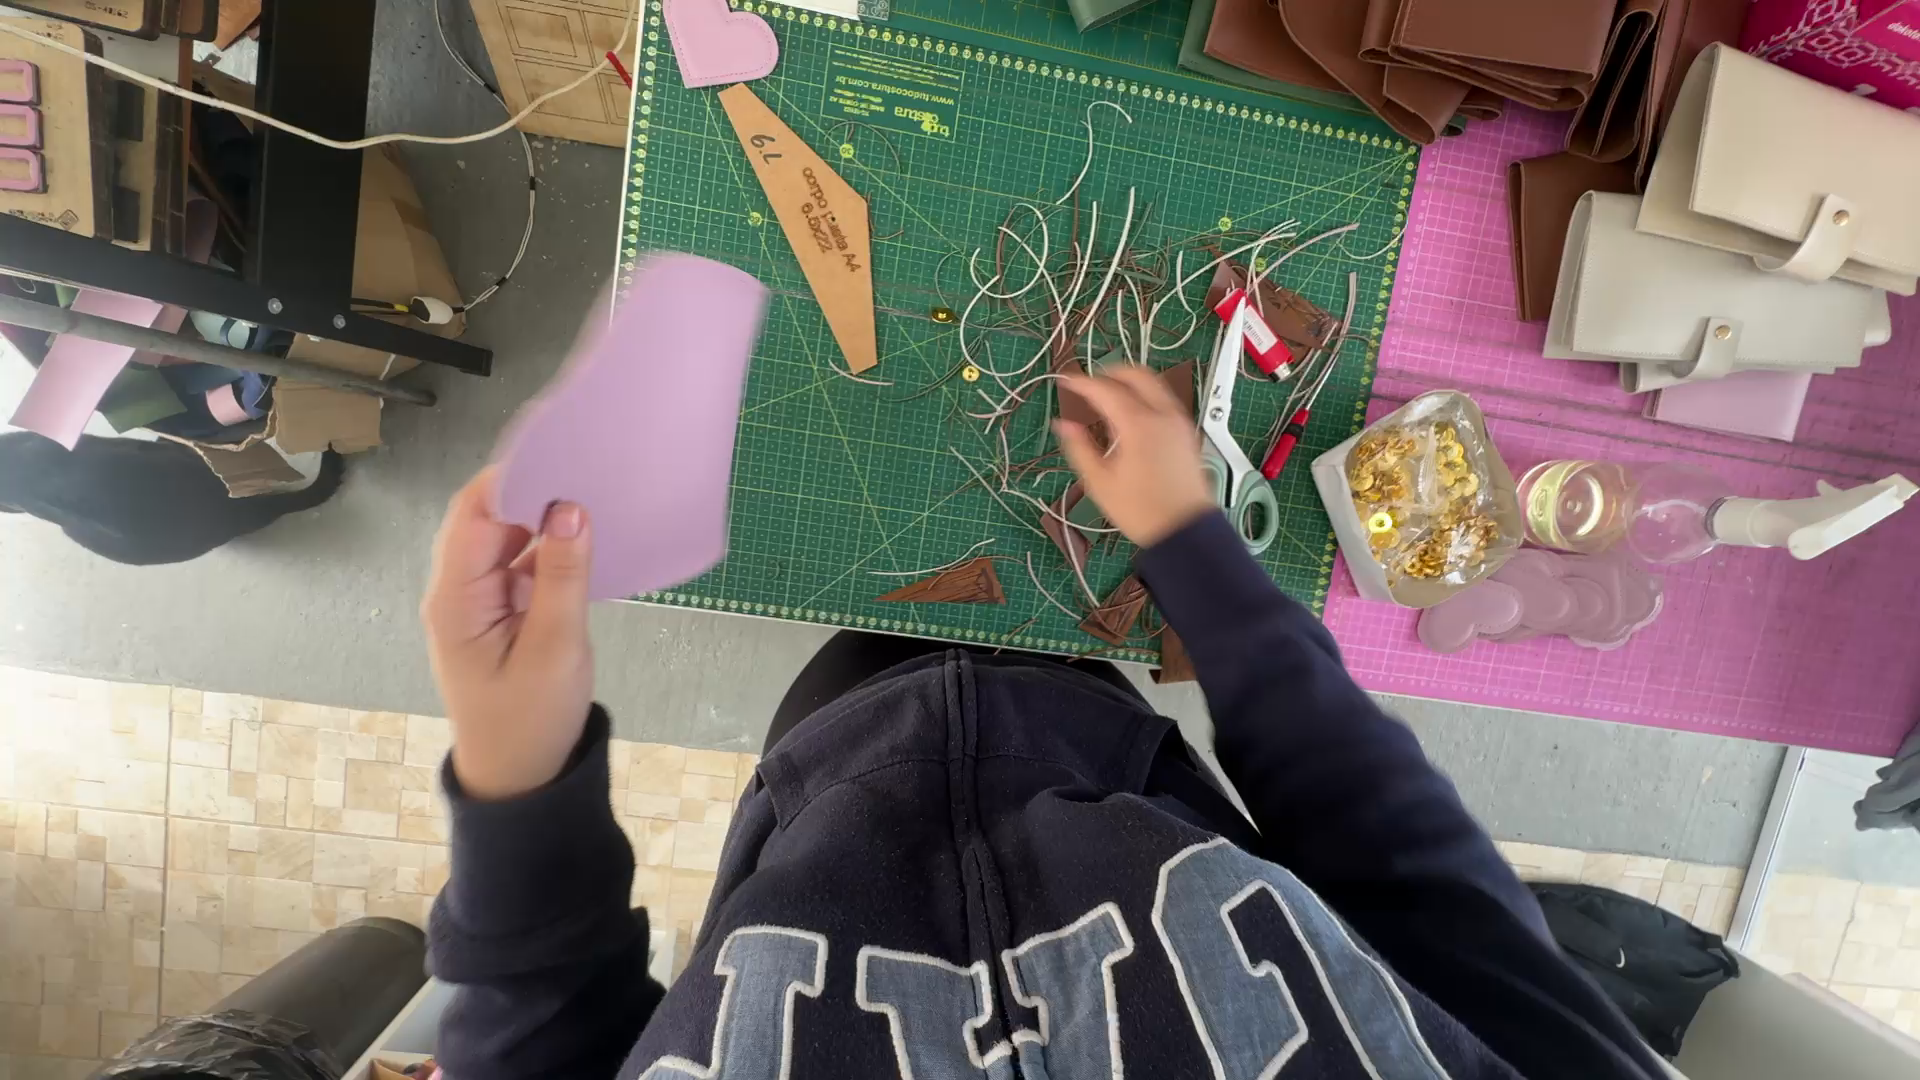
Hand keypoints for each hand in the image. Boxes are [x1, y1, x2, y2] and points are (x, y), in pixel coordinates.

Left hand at [421, 467, 594, 799]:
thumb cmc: (533, 716)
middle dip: (530, 490)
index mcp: (457, 598)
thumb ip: (564, 575)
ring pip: (506, 538)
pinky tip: (585, 535)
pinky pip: (523, 563)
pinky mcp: (505, 610)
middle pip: (486, 519)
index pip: (474, 514)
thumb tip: (571, 508)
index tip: (561, 452)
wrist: (523, 772)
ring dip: (543, 516)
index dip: (512, 478)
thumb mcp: (556, 646)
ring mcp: (482, 599)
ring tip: (592, 491)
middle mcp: (460, 589)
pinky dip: (551, 546)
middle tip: (586, 466)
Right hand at [1055, 367, 1217, 548]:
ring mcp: (1179, 422)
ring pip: (1155, 383)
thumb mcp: (1100, 482)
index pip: (1105, 389)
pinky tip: (1132, 414)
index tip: (1066, 382)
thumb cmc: (1141, 511)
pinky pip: (1165, 400)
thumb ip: (1079, 447)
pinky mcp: (1187, 433)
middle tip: (1090, 383)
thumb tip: (1064, 424)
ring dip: (1130, 382)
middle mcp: (1163, 415)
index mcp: (1138, 424)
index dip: (1082, 383)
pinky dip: (1146, 395)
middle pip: (1136, 374)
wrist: (1185, 530)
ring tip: (1109, 396)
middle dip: (1110, 373)